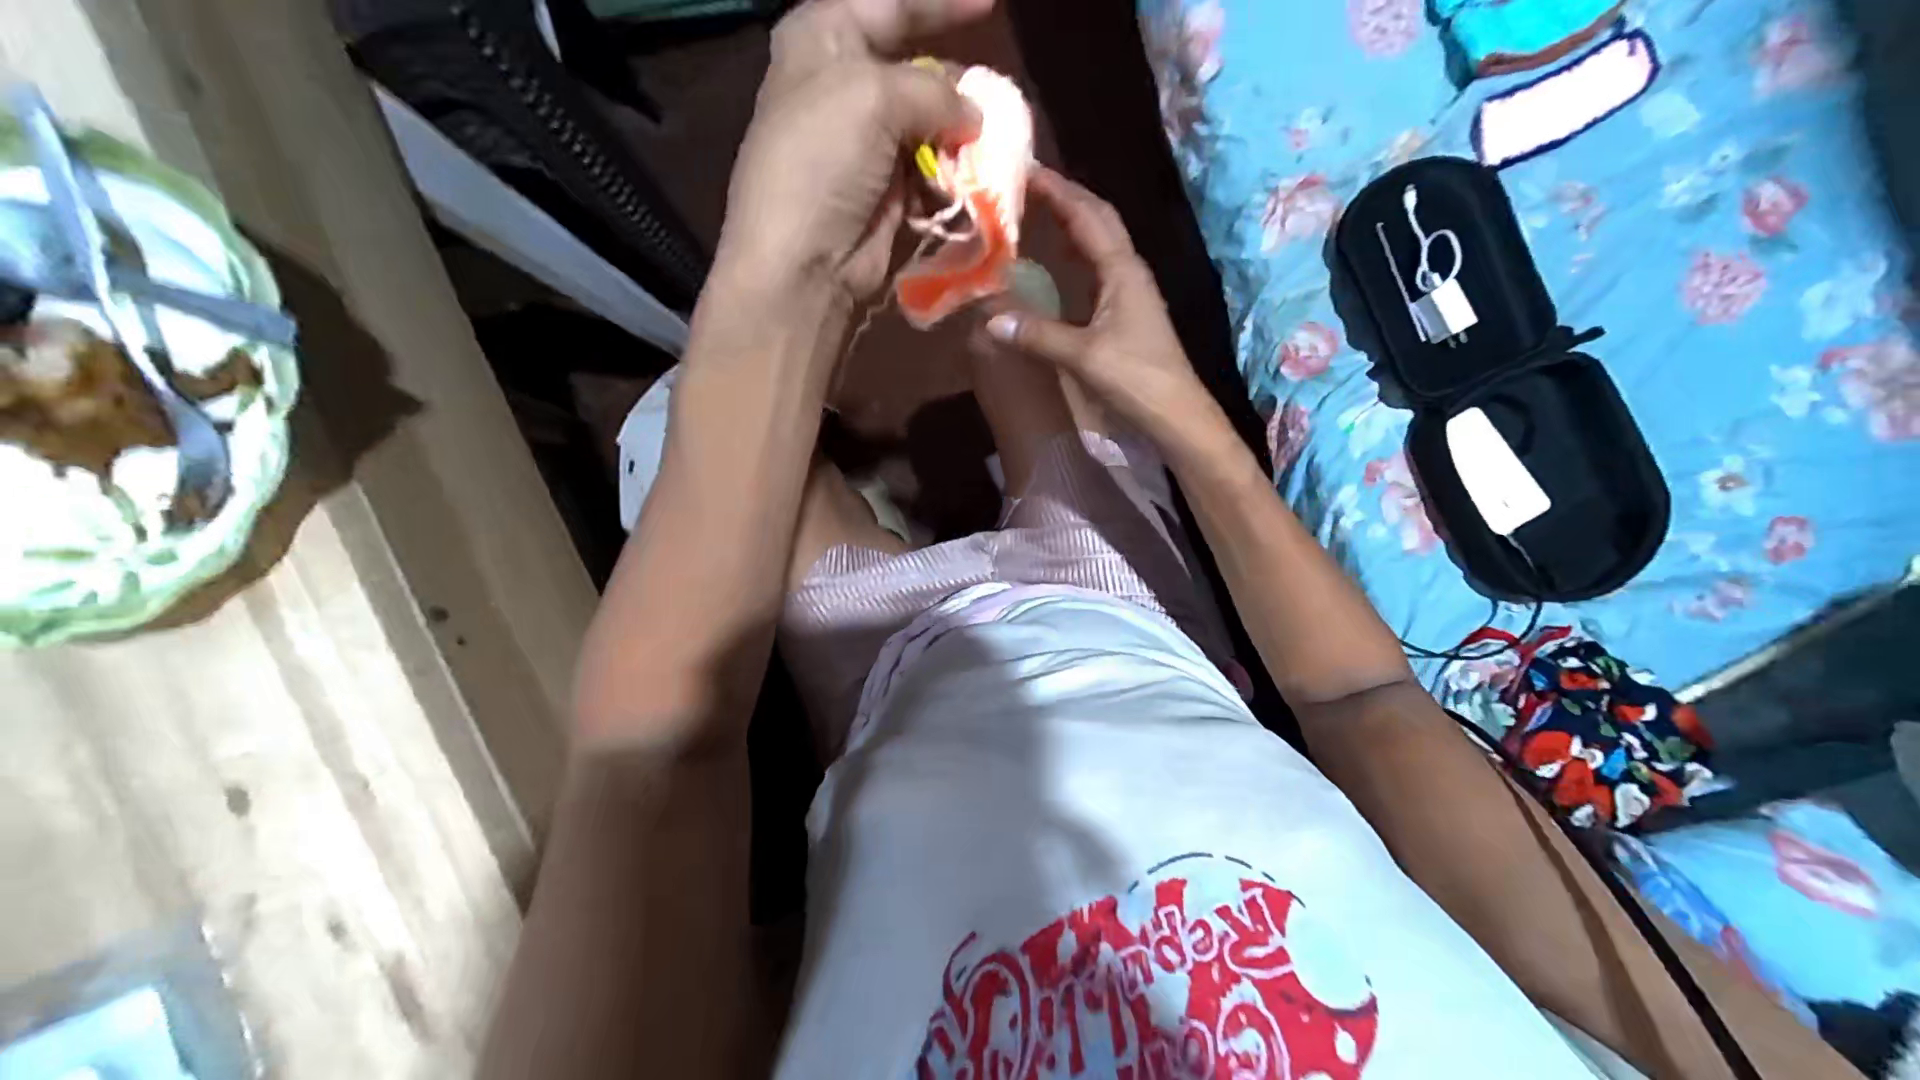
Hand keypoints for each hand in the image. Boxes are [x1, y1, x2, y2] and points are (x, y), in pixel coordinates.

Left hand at [711, 0, 987, 306]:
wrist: (805, 264)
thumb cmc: (823, 162)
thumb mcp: (873, 95)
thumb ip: (933, 89)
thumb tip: (973, 115)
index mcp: (821, 41)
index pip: (888, 3)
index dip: (940, 3)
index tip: (992, 4)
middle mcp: (843, 91)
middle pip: (915, 71)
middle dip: (958, 84)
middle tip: (998, 96)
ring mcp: (867, 150)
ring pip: (932, 129)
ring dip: (964, 140)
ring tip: (995, 147)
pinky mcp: (887, 198)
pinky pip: (934, 176)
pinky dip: (956, 179)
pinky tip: (975, 183)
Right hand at [986, 167, 1224, 451]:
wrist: (1176, 414)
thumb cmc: (1137, 379)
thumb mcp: (1084, 356)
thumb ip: (1038, 335)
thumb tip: (989, 320)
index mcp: (1123, 270)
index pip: (1088, 215)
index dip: (1058, 190)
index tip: (1027, 169)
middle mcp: (1128, 271)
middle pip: (1098, 220)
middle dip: (1065, 197)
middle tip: (1026, 186)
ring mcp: (1129, 292)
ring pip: (1098, 244)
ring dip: (1070, 224)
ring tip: (1034, 214)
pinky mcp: (1125, 313)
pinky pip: (1095, 271)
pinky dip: (1072, 258)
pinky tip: (1053, 266)